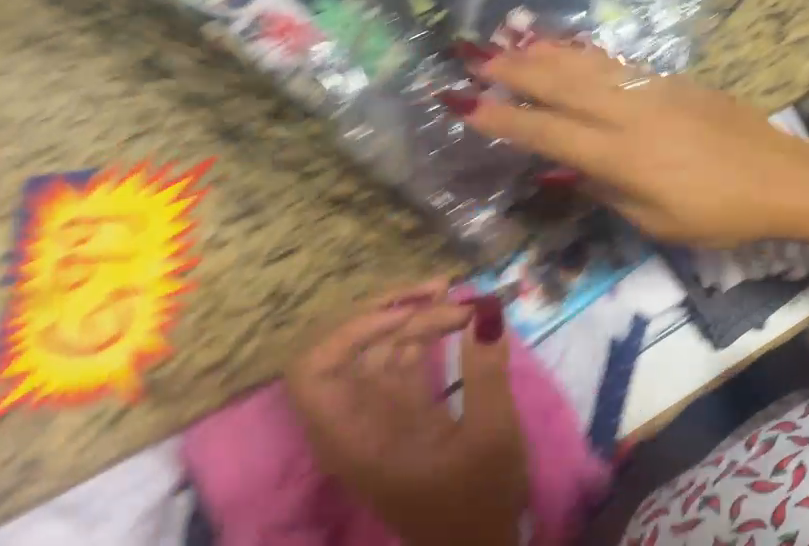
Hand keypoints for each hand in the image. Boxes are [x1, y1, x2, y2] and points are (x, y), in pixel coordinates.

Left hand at [285, 281, 526, 545]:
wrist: (480, 544)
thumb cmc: (479, 497)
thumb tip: (488, 307)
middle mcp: (354, 423)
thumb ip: (486, 370)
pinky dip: (427, 338)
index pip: (317, 369)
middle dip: (389, 312)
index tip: (419, 308)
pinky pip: (403, 366)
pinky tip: (460, 320)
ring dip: (413, 319)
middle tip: (444, 287)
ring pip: (377, 354)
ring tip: (460, 295)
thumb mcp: (491, 433)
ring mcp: (380, 418)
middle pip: (344, 352)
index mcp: (353, 437)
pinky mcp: (406, 416)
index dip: (358, 329)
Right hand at [458, 43, 808, 246]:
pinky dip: (591, 55)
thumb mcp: (657, 221)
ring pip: (592, 67)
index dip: (502, 120)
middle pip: (562, 87)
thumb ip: (607, 191)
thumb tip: (567, 170)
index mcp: (621, 157)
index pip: (548, 134)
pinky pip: (623, 65)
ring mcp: (658, 93)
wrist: (783, 178)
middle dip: (514, 72)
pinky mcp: (680, 83)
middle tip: (472, 58)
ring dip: (548, 54)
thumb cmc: (721, 214)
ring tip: (511, 43)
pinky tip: (575, 51)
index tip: (462, 104)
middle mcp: (632, 116)